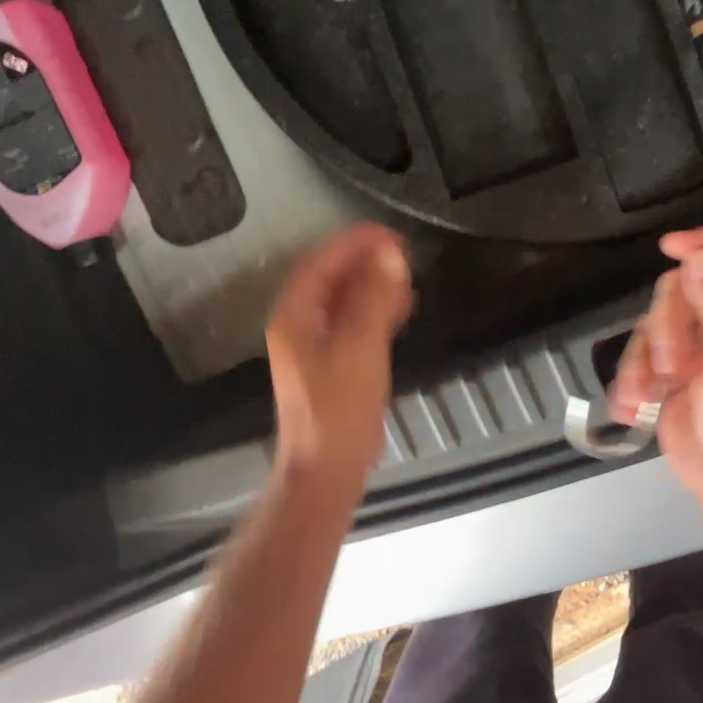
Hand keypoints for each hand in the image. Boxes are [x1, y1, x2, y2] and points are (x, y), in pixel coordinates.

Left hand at [266, 224, 412, 481]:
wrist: (328, 468)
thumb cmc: (339, 408)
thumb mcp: (360, 348)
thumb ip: (374, 299)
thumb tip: (390, 254)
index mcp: (295, 317)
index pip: (321, 264)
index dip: (354, 243)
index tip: (390, 234)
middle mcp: (299, 326)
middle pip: (330, 279)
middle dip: (364, 260)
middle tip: (403, 250)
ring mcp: (315, 347)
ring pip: (343, 301)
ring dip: (372, 283)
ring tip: (406, 274)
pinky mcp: (334, 366)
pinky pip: (353, 323)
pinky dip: (376, 309)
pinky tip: (400, 310)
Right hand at [609, 227, 702, 503]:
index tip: (675, 246)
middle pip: (685, 287)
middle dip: (669, 324)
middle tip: (675, 363)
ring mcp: (697, 348)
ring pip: (657, 320)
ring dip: (648, 356)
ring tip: (656, 390)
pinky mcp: (669, 374)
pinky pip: (639, 356)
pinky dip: (633, 379)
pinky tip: (636, 403)